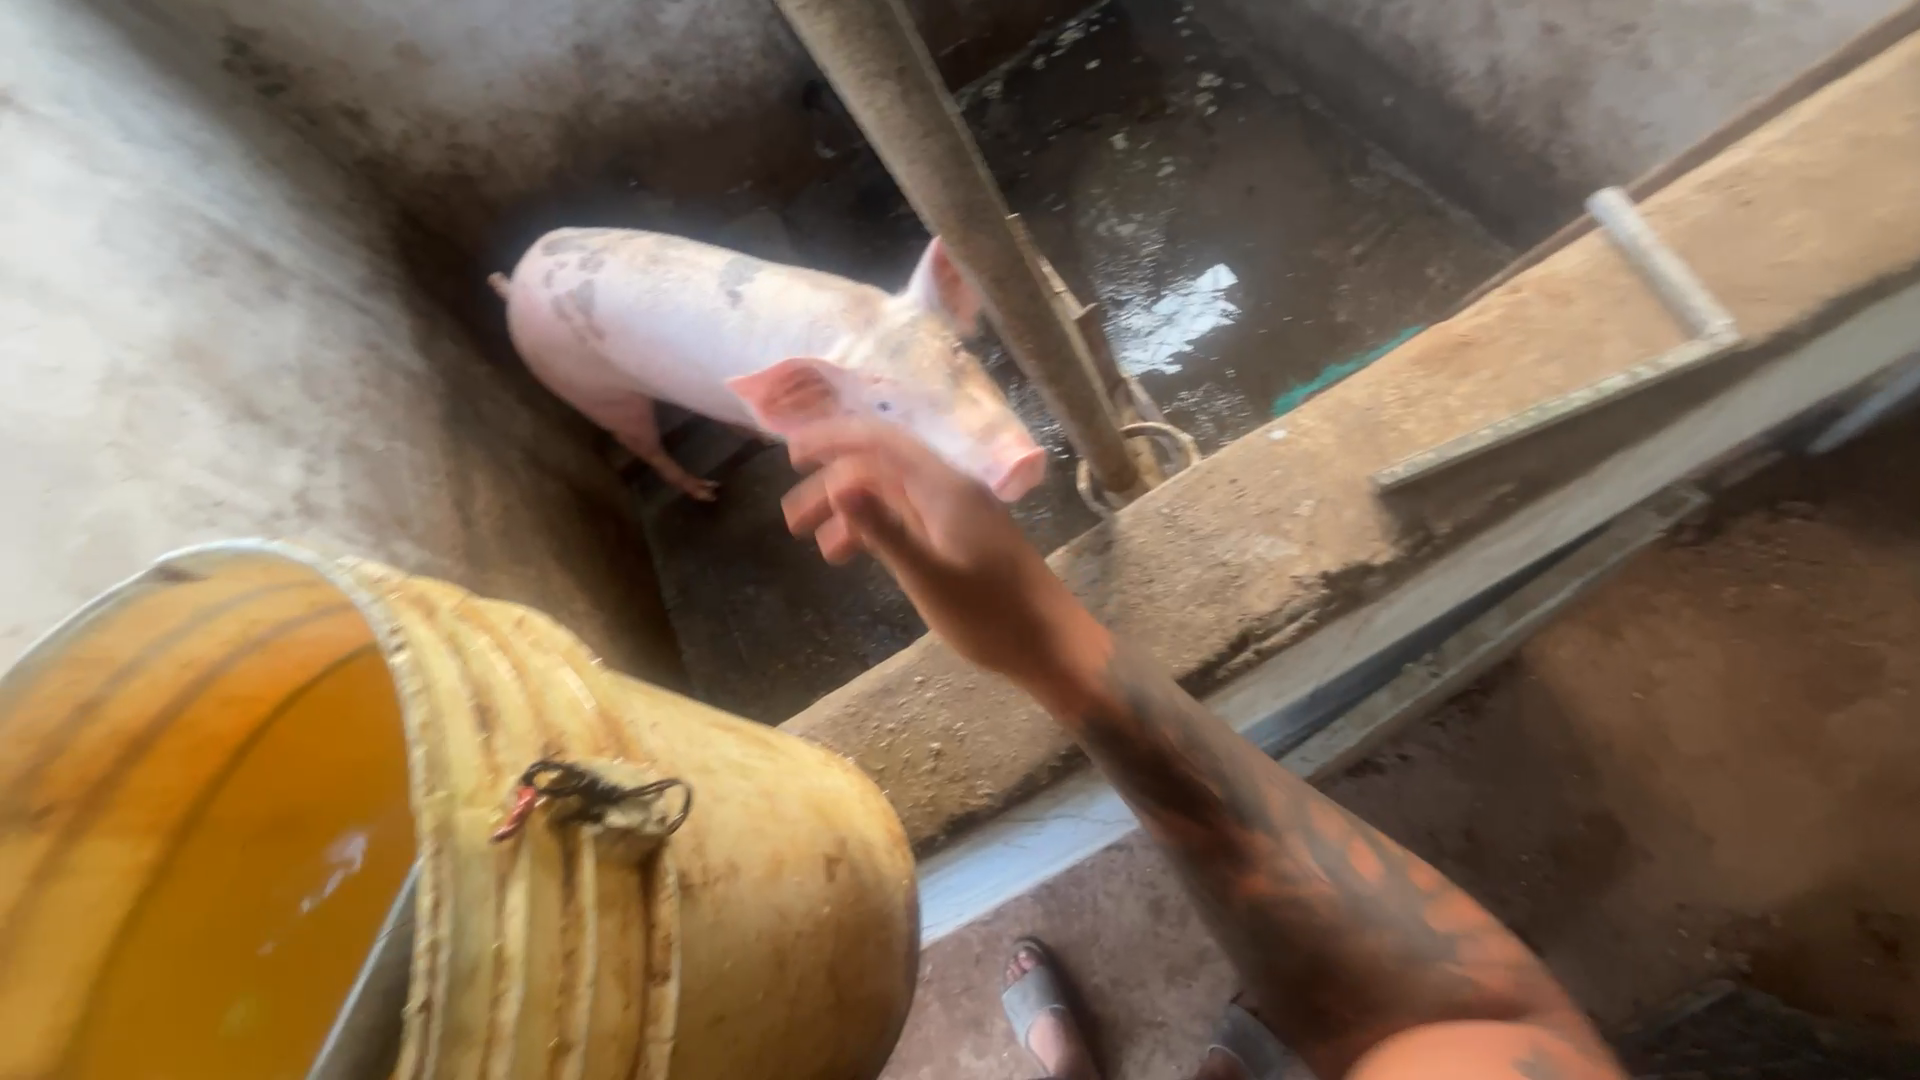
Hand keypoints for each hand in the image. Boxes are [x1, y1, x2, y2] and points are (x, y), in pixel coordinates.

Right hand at [781, 420, 1106, 699]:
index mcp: (945, 489)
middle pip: (881, 469)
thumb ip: (884, 529)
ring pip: (892, 499)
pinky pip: (908, 522)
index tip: (791, 454)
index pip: (881, 442)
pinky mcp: (958, 540)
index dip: (835, 439)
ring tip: (816, 547)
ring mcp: (956, 516)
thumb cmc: (992, 617)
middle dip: (833, 486)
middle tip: (792, 520)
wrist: (1051, 647)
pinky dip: (877, 532)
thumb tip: (838, 483)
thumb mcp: (929, 576)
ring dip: (852, 514)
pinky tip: (854, 556)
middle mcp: (950, 491)